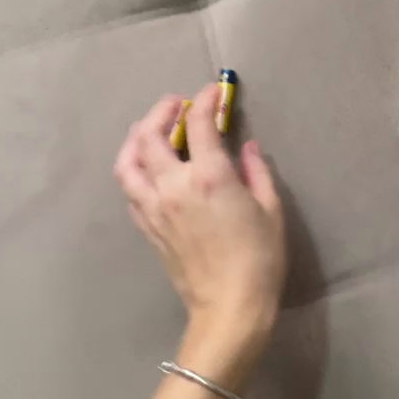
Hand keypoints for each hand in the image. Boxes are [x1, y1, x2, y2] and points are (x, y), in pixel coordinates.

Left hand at [113, 85, 286, 390]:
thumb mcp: (271, 209)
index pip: (200, 123)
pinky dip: (136, 168)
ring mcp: (154, 207)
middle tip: (179, 104)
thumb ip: (257, 171)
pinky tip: (152, 168)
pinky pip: (130, 188)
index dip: (206, 100)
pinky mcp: (146, 227)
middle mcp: (173, 185)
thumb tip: (247, 147)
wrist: (229, 308)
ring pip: (128, 161)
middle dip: (162, 110)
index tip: (215, 91)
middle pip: (150, 134)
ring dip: (137, 137)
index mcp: (209, 176)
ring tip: (153, 130)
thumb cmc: (260, 258)